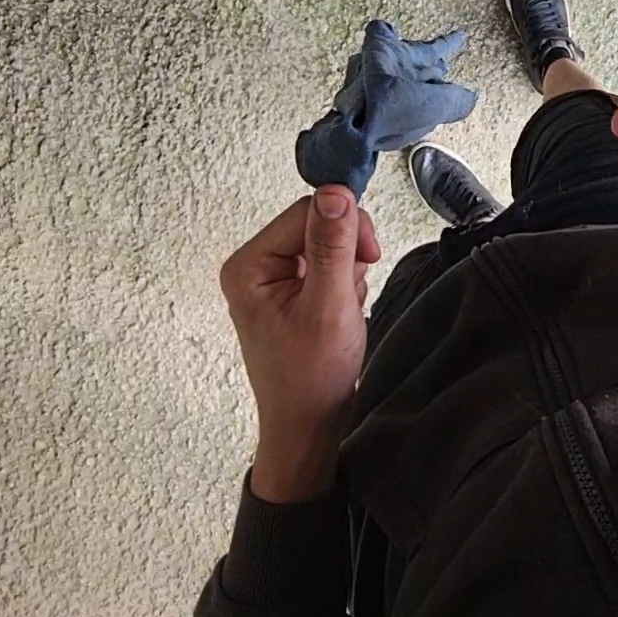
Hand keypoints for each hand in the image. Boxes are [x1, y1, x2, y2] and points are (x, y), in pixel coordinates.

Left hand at [219, 186, 380, 502]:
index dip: (345, 226)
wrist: (310, 424)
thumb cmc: (311, 377)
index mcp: (248, 265)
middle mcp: (256, 265)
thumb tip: (335, 192)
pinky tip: (342, 310)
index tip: (369, 256)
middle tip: (354, 287)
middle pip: (317, 222)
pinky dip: (347, 282)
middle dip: (348, 252)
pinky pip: (330, 261)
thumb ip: (332, 246)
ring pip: (329, 241)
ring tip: (344, 307)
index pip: (307, 211)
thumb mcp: (328, 305)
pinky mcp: (293, 288)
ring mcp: (274, 277)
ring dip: (350, 269)